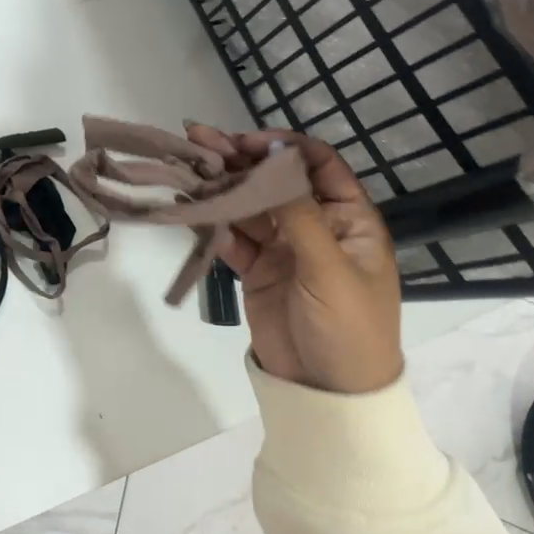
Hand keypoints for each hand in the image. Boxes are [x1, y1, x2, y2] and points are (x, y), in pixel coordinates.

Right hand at [194, 126, 403, 393]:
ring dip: (219, 183)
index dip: (283, 147)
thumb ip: (298, 211)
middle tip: (198, 138)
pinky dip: (210, 218)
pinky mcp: (256, 268)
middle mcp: (315, 225)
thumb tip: (274, 154)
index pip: (318, 165)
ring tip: (185, 163)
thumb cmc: (348, 328)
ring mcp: (283, 247)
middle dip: (239, 158)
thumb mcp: (330, 269)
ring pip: (248, 203)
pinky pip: (231, 234)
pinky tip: (188, 202)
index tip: (245, 142)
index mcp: (348, 220)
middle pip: (274, 179)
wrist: (327, 395)